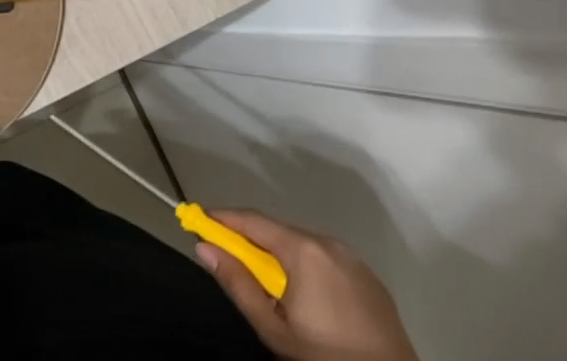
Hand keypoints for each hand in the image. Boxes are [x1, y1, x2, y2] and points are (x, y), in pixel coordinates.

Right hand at [195, 209, 417, 360]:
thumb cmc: (325, 358)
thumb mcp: (273, 328)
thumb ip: (237, 284)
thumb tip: (204, 248)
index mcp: (304, 251)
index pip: (252, 221)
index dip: (221, 219)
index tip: (196, 221)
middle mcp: (330, 244)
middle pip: (277, 232)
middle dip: (249, 241)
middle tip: (227, 260)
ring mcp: (354, 260)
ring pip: (303, 247)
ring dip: (278, 256)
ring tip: (266, 288)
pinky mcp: (370, 280)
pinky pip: (326, 262)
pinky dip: (306, 268)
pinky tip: (304, 300)